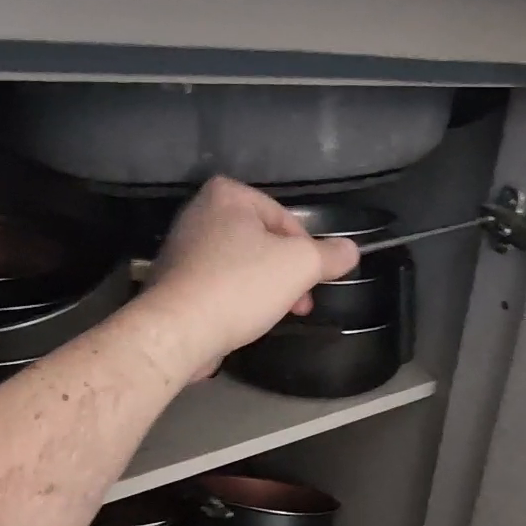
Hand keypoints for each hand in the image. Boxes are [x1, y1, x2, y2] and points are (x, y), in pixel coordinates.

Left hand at [137, 177, 359, 377]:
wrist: (179, 330)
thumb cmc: (241, 286)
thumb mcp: (300, 266)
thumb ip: (330, 255)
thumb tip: (351, 250)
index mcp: (227, 195)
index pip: (286, 219)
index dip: (308, 252)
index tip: (314, 282)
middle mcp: (199, 213)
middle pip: (263, 243)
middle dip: (287, 274)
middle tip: (301, 304)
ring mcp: (182, 249)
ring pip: (243, 266)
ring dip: (266, 289)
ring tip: (276, 314)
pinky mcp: (174, 282)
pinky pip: (219, 286)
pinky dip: (237, 300)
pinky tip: (245, 321)